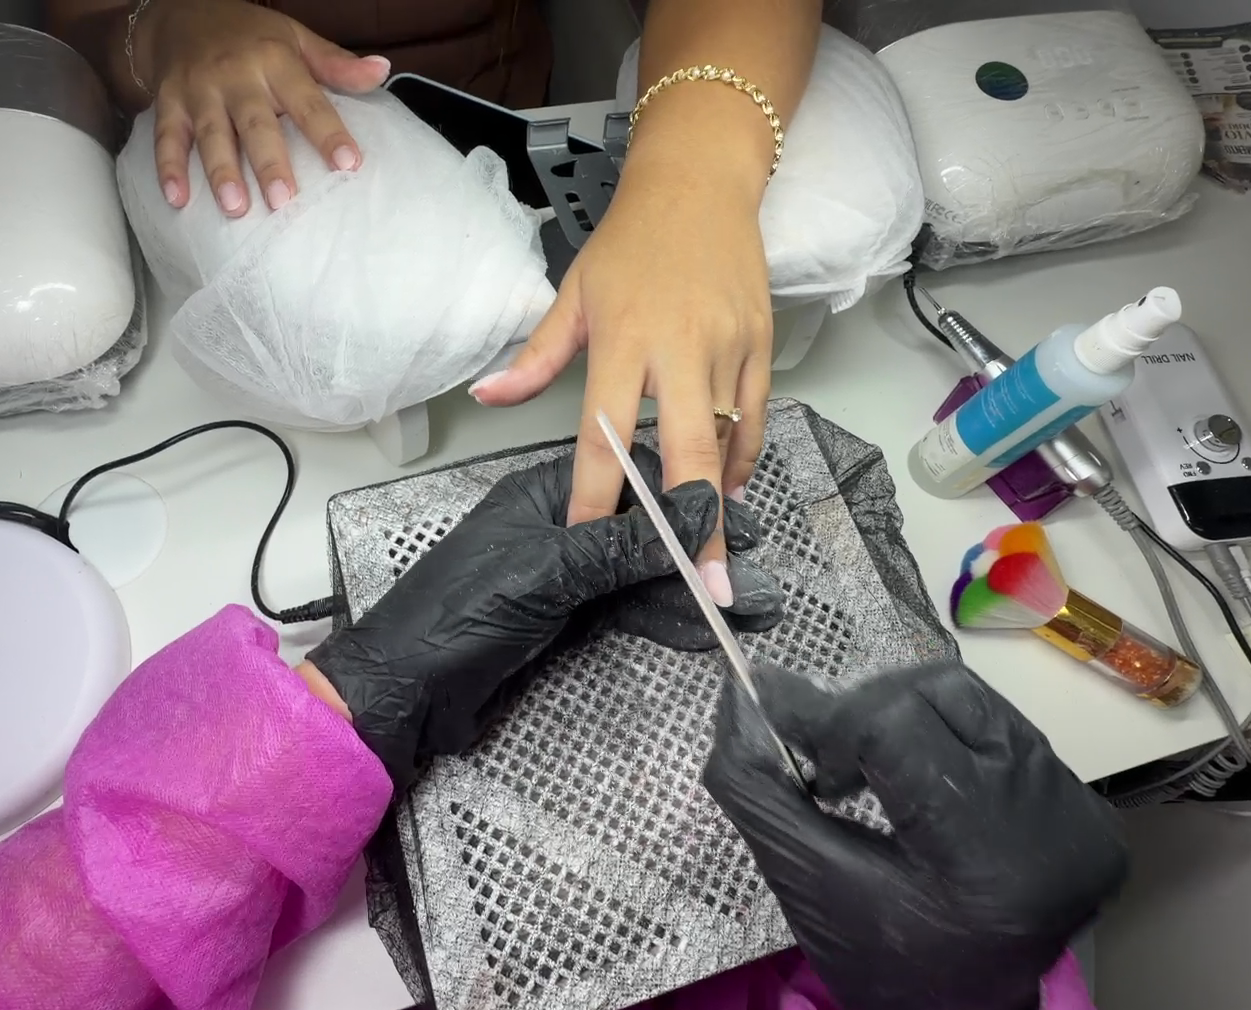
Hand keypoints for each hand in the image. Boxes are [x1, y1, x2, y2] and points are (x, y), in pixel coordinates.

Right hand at [133, 0, 389, 212]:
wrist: (178, 10)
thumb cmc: (251, 38)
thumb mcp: (295, 40)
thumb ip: (335, 65)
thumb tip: (382, 71)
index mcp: (274, 61)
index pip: (307, 101)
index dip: (328, 132)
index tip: (349, 164)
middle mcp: (235, 76)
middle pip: (255, 123)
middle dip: (269, 162)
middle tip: (283, 201)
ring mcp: (199, 90)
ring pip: (210, 134)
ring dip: (221, 172)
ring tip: (235, 208)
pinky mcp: (169, 102)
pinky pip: (166, 137)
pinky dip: (168, 168)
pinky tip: (177, 200)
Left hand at [308, 448, 720, 792]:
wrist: (409, 689)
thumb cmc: (464, 611)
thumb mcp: (546, 570)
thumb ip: (621, 544)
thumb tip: (699, 511)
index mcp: (546, 493)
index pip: (626, 475)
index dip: (681, 493)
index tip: (734, 514)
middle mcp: (560, 527)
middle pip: (637, 529)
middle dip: (693, 547)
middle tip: (751, 564)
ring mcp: (563, 577)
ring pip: (635, 574)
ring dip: (684, 587)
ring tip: (744, 602)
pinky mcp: (564, 620)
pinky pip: (620, 610)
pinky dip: (657, 617)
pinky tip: (698, 625)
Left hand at [470, 150, 772, 605]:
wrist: (698, 184)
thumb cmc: (628, 244)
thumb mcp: (572, 294)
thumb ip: (535, 356)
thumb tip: (487, 396)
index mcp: (624, 342)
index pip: (605, 435)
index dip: (596, 495)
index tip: (588, 541)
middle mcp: (680, 352)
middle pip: (687, 454)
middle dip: (690, 525)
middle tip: (700, 584)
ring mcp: (729, 350)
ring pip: (728, 443)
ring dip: (719, 502)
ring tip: (713, 556)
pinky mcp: (763, 345)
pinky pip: (757, 418)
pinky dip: (744, 459)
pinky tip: (730, 490)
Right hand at [704, 664, 1127, 1009]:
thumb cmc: (871, 959)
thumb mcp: (796, 875)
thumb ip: (752, 780)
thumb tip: (742, 688)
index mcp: (981, 858)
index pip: (892, 725)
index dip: (824, 721)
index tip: (790, 745)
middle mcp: (1053, 824)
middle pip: (936, 692)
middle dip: (863, 714)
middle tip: (833, 769)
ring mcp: (1080, 813)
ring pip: (968, 695)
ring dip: (901, 713)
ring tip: (874, 768)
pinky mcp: (1087, 808)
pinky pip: (997, 724)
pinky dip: (940, 731)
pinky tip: (920, 779)